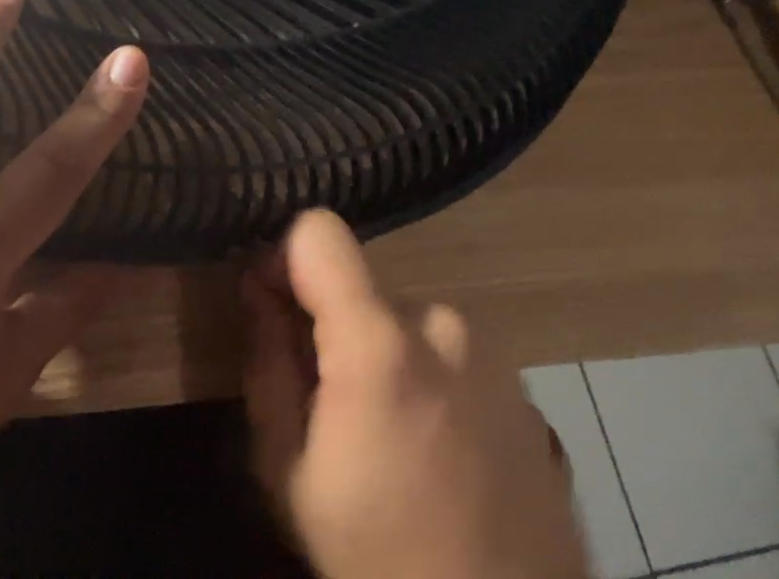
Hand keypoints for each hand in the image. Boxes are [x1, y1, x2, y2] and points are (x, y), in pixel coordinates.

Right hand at [241, 210, 586, 578]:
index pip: (319, 232)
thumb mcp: (286, 468)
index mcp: (379, 343)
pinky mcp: (522, 390)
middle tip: (326, 404)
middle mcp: (444, 328)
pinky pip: (451, 355)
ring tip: (383, 436)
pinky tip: (432, 450)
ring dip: (382, 353)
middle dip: (333, 327)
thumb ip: (266, 362)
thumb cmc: (375, 552)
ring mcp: (494, 357)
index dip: (283, 259)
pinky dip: (427, 379)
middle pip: (361, 288)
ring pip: (406, 322)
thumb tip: (256, 288)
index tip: (271, 309)